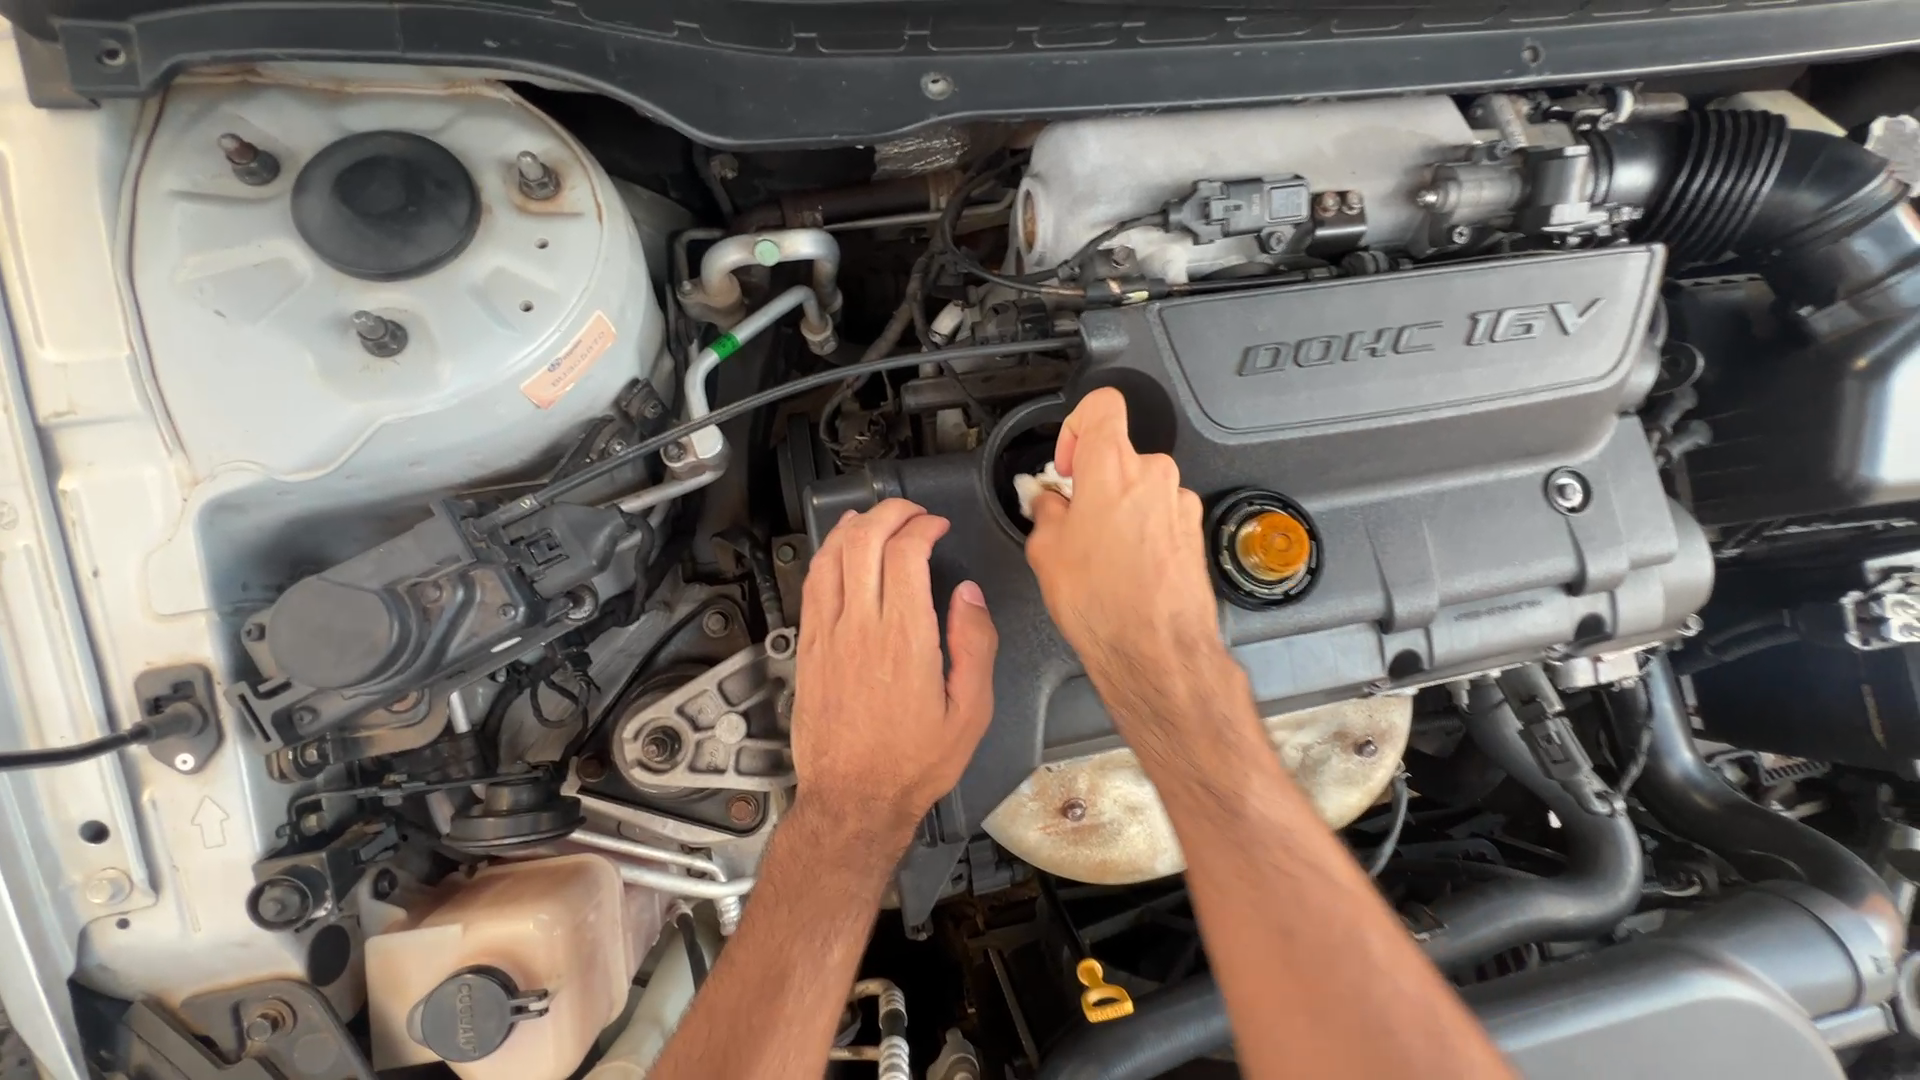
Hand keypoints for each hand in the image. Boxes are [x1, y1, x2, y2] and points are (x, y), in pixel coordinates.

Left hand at [792, 499, 998, 833]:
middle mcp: (861, 628)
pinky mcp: (808, 648)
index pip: (906, 554)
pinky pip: (812, 585)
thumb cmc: (912, 762)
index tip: (938, 526)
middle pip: (865, 542)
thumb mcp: (970, 712)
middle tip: (912, 513)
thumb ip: (974, 645)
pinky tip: (840, 548)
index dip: (923, 526)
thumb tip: (968, 596)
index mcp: (906, 639)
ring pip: (833, 556)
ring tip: (878, 518)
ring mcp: (828, 636)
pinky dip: (827, 554)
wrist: (854, 799)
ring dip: (856, 526)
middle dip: (891, 513)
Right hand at [1026, 388, 1223, 693]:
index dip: (1077, 427)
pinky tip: (1124, 567)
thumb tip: (1048, 503)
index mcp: (1112, 467)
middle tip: (1072, 519)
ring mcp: (1179, 504)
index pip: (1102, 406)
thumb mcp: (1046, 551)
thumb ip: (1046, 512)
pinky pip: (1159, 514)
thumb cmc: (1104, 603)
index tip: (1066, 463)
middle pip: (1118, 455)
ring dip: (1118, 509)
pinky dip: (1141, 530)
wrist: (1156, 649)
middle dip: (1092, 481)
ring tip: (1098, 553)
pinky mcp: (1194, 531)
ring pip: (1140, 488)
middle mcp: (1153, 476)